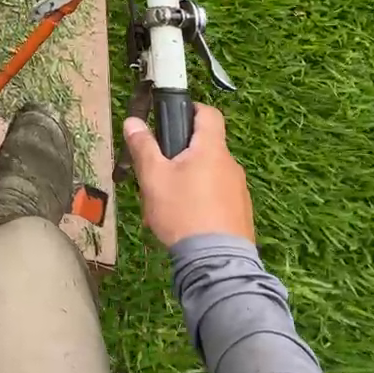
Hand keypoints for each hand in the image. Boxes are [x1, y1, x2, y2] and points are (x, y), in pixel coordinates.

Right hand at [122, 103, 256, 246]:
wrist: (216, 264)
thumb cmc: (182, 211)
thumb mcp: (153, 176)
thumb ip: (143, 146)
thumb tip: (133, 121)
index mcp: (211, 150)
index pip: (208, 114)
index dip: (190, 109)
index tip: (171, 117)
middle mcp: (230, 166)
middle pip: (204, 146)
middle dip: (180, 153)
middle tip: (156, 169)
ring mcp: (238, 191)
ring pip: (208, 172)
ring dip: (187, 178)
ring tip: (165, 200)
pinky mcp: (240, 214)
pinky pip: (216, 195)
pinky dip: (199, 198)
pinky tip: (182, 218)